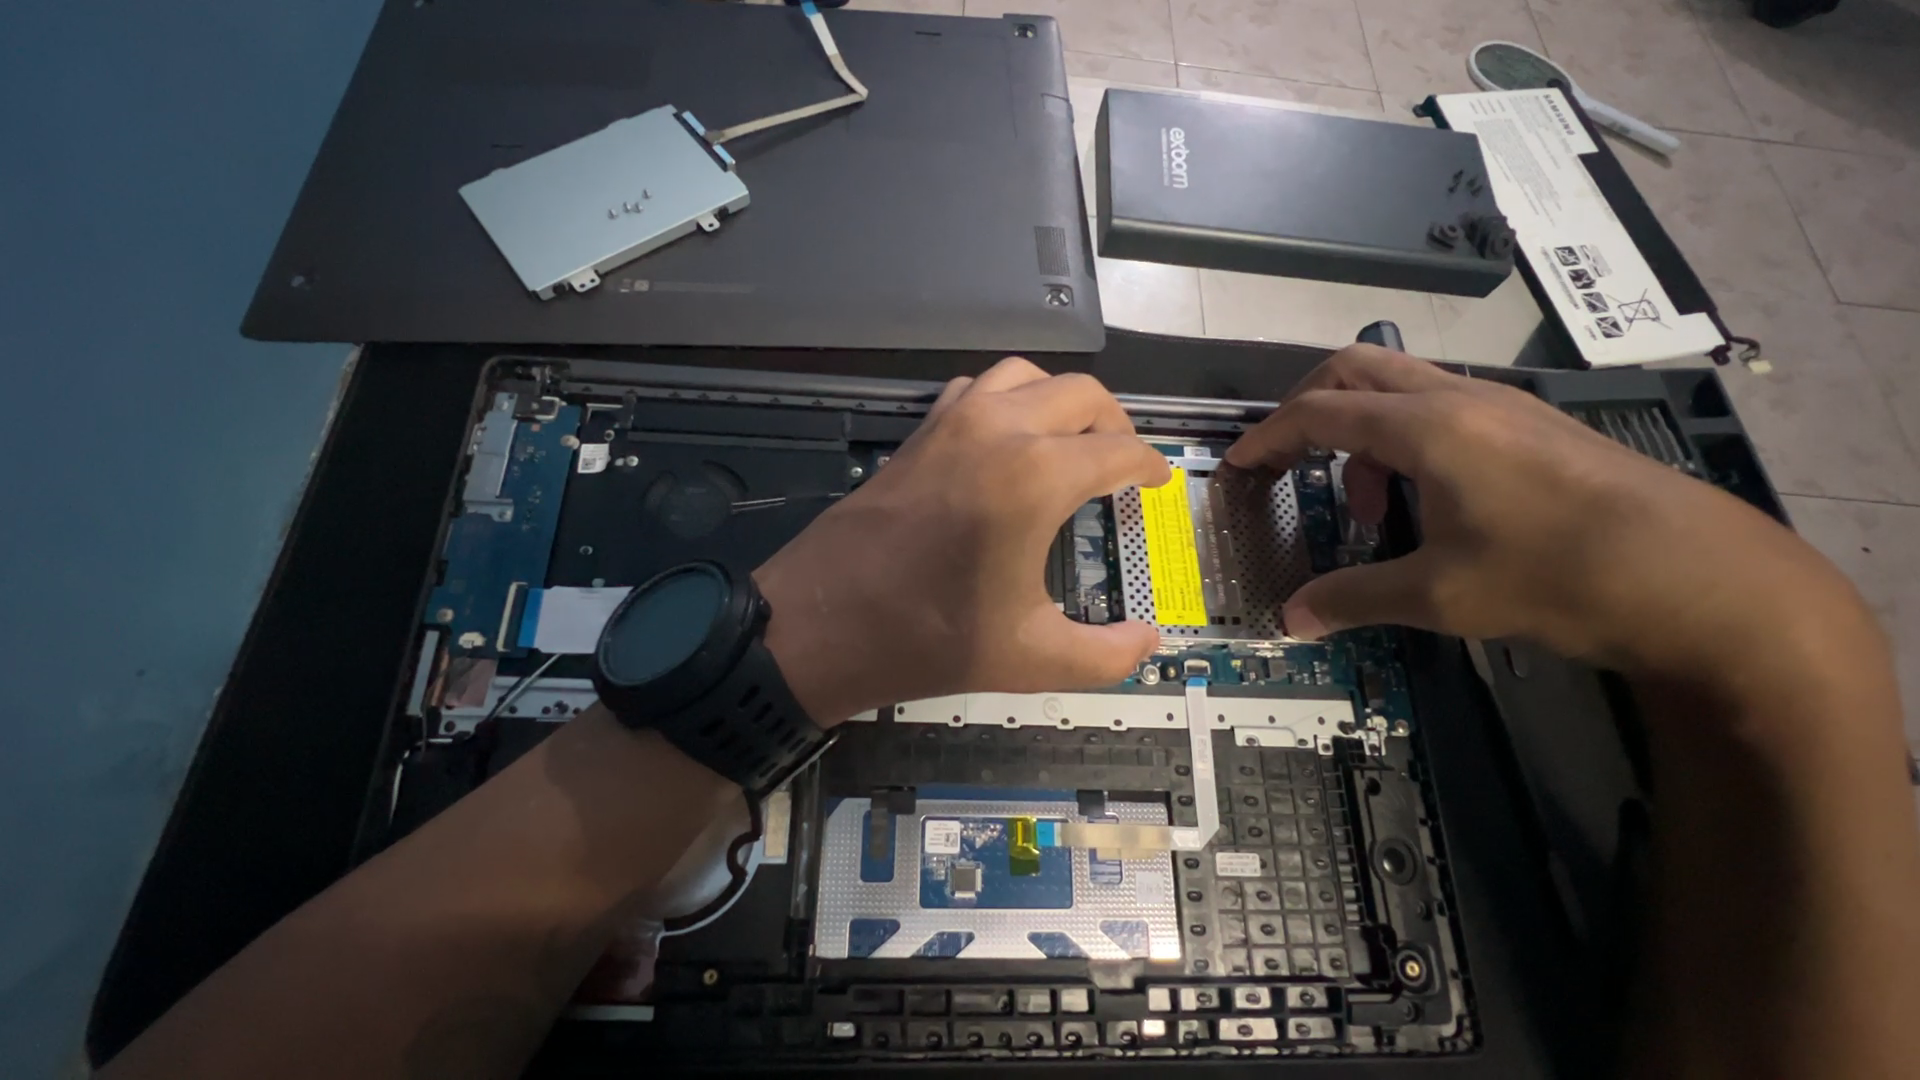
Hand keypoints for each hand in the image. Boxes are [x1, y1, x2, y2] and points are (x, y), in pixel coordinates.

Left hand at [755, 358, 1171, 724]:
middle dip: (1115, 425)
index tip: (1158, 482)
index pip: (1118, 452)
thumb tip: (1147, 639)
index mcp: (1037, 476)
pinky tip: (1007, 441)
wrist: (823, 623)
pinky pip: (977, 389)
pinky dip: (1007, 401)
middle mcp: (1000, 430)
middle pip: (1082, 395)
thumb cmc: (930, 640)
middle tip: (1123, 466)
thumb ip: (1108, 655)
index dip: (1149, 466)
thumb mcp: (1033, 659)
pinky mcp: (919, 431)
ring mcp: (952, 422)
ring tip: (1071, 444)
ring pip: (1027, 377)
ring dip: (1061, 402)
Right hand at [1224, 345, 1875, 681]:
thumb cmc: (1555, 575)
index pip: (1318, 412)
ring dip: (1359, 432)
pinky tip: (1426, 503)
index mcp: (1426, 427)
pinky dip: (1404, 441)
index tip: (1236, 467)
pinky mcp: (1530, 425)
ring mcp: (1501, 405)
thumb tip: (1290, 619)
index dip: (1267, 438)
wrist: (1702, 578)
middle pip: (1354, 369)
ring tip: (1367, 507)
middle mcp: (1459, 397)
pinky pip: (1440, 408)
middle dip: (1305, 410)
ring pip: (1400, 385)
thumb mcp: (1439, 594)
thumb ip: (1351, 598)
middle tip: (1285, 461)